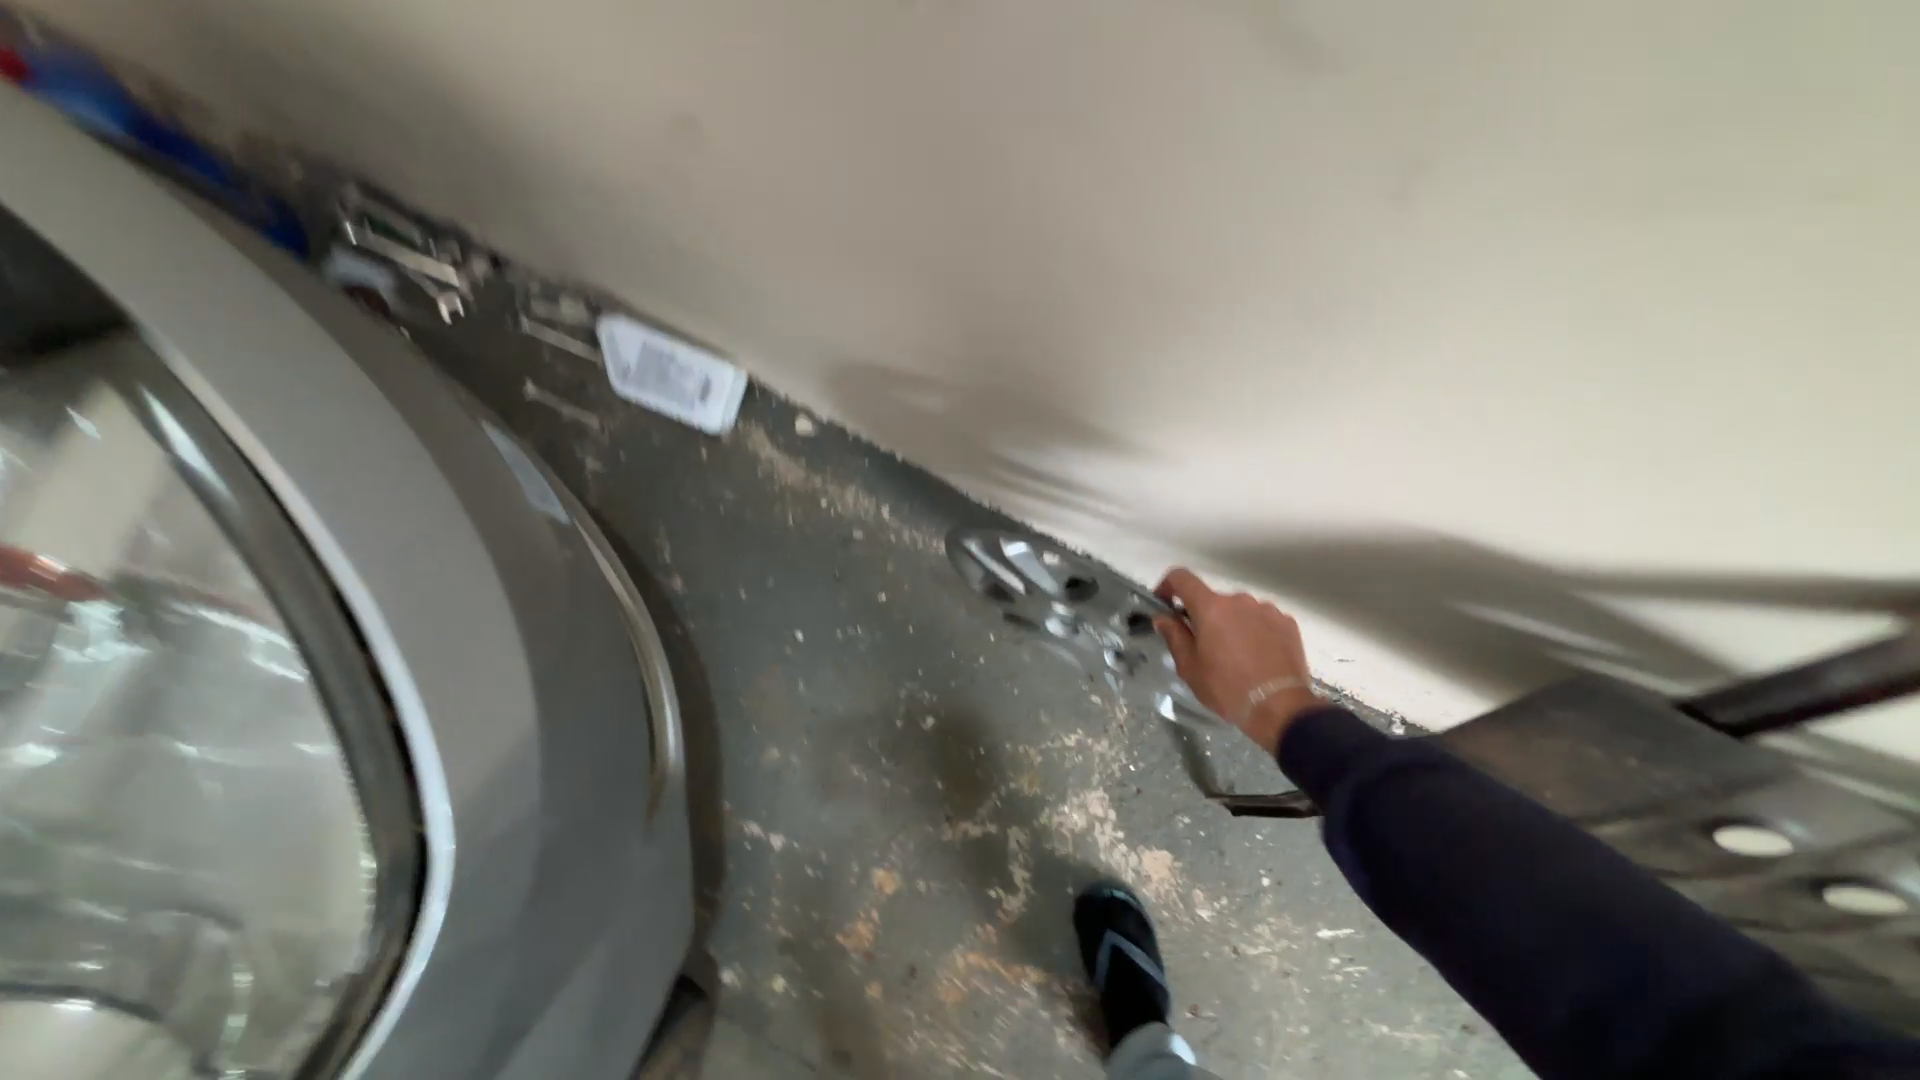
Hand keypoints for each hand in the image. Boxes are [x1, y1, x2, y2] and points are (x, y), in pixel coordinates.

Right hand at [1154, 568, 1321, 756]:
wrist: (1280, 707)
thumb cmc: (1227, 688)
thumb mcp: (1190, 668)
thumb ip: (1174, 636)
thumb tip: (1164, 617)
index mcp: (1211, 608)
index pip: (1182, 578)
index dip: (1167, 585)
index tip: (1164, 603)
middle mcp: (1240, 600)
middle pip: (1213, 600)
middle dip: (1204, 617)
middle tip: (1204, 647)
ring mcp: (1267, 609)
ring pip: (1239, 610)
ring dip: (1231, 624)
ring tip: (1236, 655)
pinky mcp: (1287, 623)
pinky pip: (1262, 620)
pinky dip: (1255, 631)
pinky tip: (1258, 656)